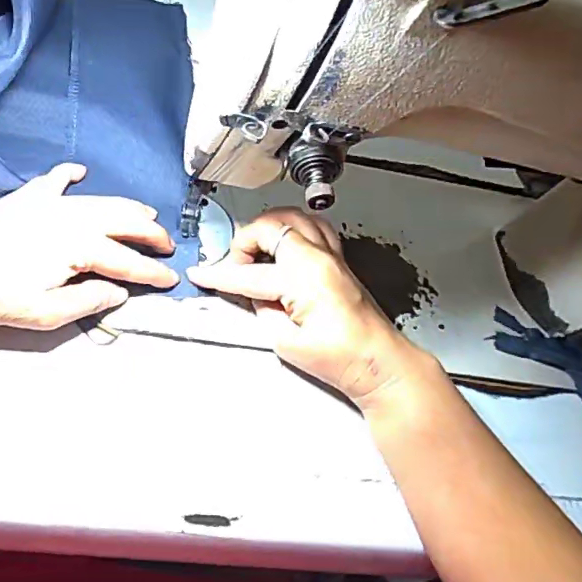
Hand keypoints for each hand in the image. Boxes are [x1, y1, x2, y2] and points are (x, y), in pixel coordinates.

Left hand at [0, 164, 178, 330]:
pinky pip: (55, 180)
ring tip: (145, 214)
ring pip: (100, 200)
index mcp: (81, 248)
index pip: (129, 261)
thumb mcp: (46, 313)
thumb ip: (88, 300)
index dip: (153, 272)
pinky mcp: (25, 199)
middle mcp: (72, 219)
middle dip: (151, 234)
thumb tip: (117, 293)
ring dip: (127, 207)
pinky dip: (70, 176)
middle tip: (166, 246)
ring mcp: (49, 204)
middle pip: (124, 222)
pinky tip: (80, 173)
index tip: (169, 279)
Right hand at [187, 208, 438, 408]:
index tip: (202, 274)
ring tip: (256, 250)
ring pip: (293, 217)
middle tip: (234, 266)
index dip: (219, 275)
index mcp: (303, 276)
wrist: (380, 364)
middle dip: (243, 242)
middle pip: (269, 227)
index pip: (248, 273)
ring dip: (268, 229)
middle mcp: (319, 257)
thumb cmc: (345, 358)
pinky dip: (293, 229)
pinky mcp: (341, 261)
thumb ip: (264, 311)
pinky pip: (314, 227)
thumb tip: (255, 296)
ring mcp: (332, 255)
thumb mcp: (287, 342)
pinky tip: (286, 245)